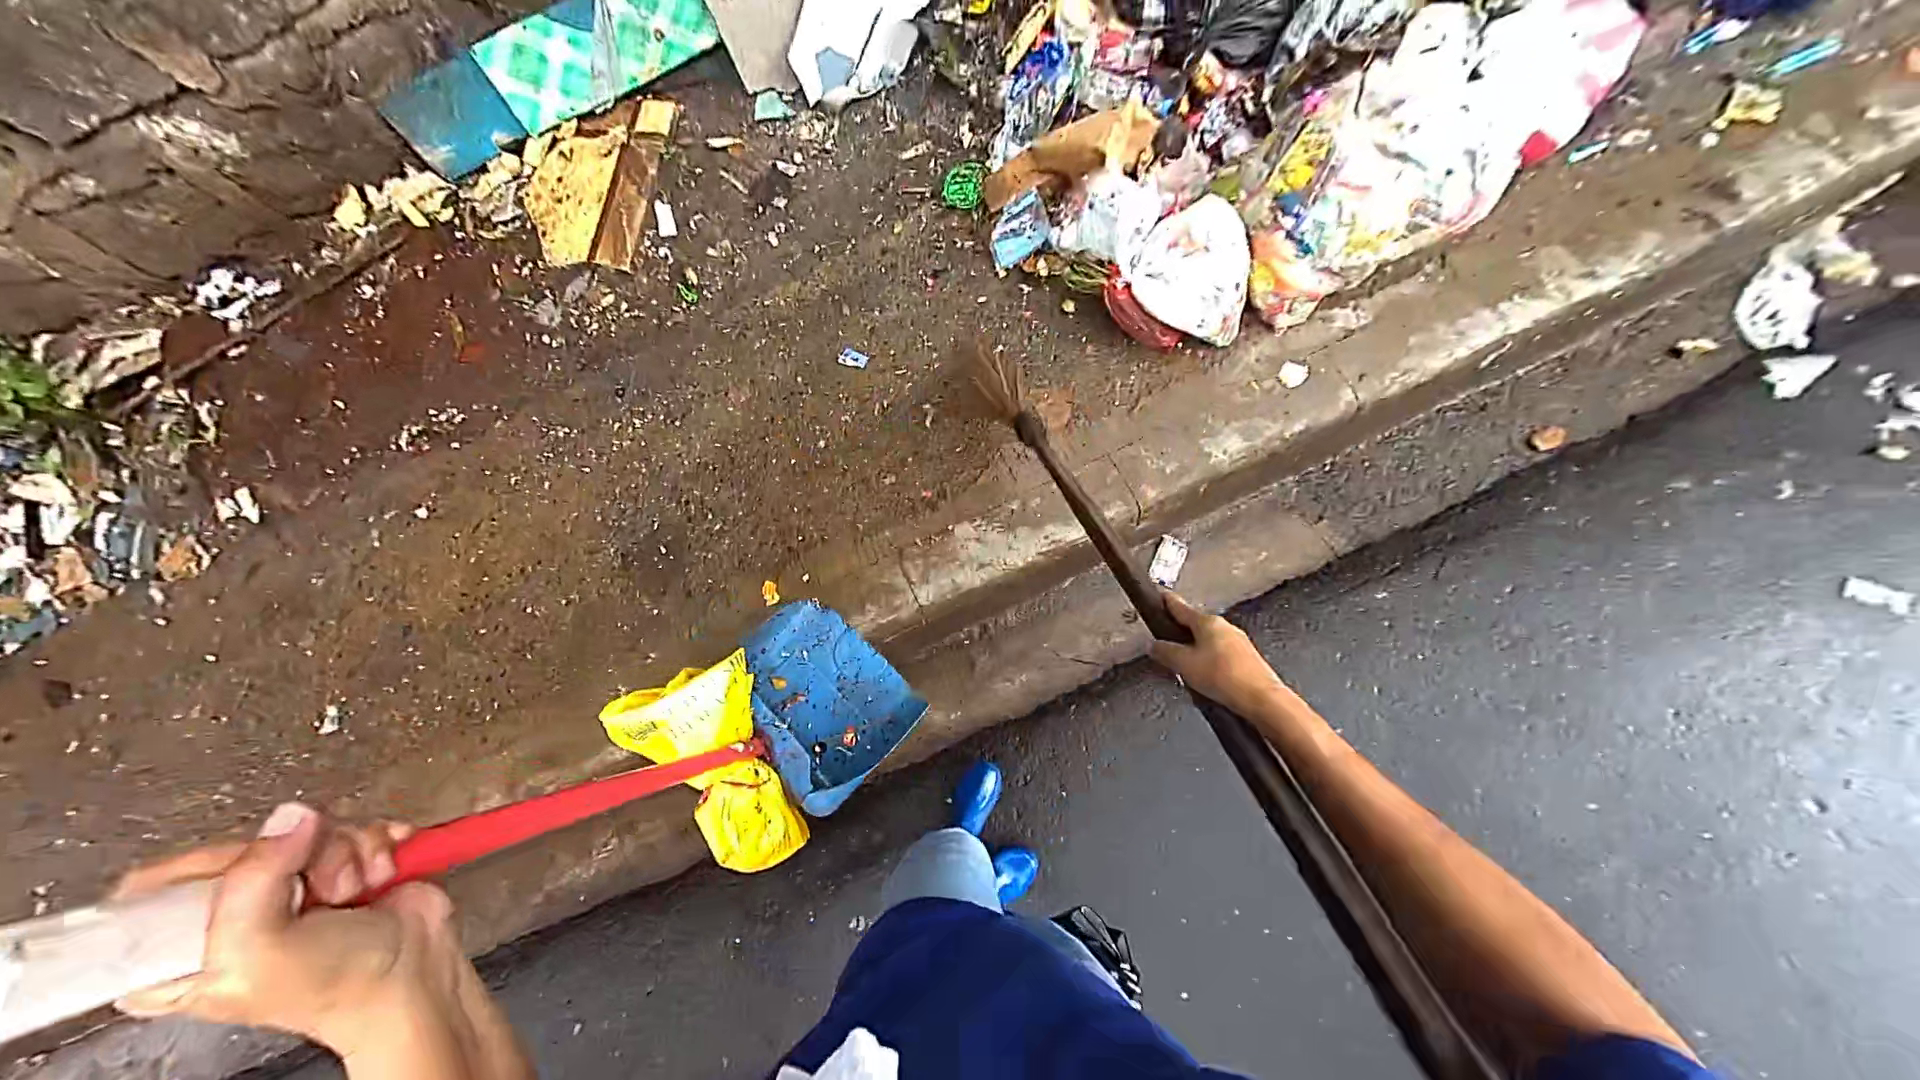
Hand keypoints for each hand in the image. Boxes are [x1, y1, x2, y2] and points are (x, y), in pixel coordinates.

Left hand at [111, 803, 473, 1059]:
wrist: (413, 971)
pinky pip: (361, 824)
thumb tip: (290, 820)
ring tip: (358, 890)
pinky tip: (384, 872)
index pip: (161, 883)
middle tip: (318, 892)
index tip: (250, 881)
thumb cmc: (330, 984)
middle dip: (302, 857)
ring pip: (316, 830)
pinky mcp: (352, 860)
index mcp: (183, 948)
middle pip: (254, 844)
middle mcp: (239, 909)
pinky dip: (380, 844)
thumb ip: (251, 884)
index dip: (209, 870)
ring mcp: (300, 882)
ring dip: (350, 853)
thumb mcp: (262, 952)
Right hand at [1149, 592, 1289, 717]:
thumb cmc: (1224, 677)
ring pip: (1209, 642)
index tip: (1161, 596)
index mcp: (1208, 622)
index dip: (1168, 602)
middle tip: (1166, 643)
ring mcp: (1239, 643)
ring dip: (1196, 650)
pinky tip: (1207, 678)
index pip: (1181, 608)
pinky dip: (1210, 662)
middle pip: (1196, 626)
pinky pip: (1221, 656)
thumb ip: (1165, 652)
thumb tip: (1154, 645)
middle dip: (1181, 633)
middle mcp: (1225, 628)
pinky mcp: (1247, 660)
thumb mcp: (1183, 664)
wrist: (1262, 699)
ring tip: (1186, 668)